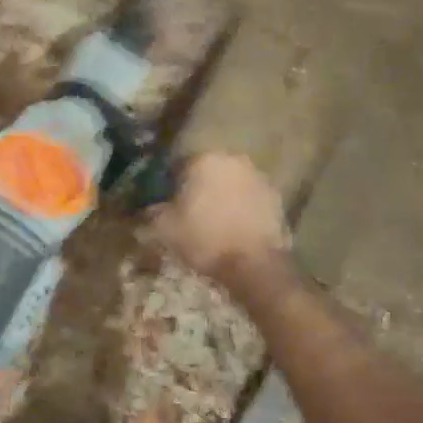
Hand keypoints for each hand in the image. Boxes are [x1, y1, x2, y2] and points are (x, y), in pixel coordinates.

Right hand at [150, 152, 289, 281]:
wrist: (253, 263)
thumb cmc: (205, 239)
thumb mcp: (165, 228)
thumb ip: (152, 211)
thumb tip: (146, 207)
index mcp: (204, 160)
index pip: (177, 166)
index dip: (168, 186)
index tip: (165, 204)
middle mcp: (233, 159)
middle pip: (207, 172)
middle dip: (197, 189)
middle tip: (188, 214)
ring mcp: (258, 176)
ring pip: (230, 184)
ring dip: (220, 197)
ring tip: (212, 223)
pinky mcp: (275, 196)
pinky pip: (248, 198)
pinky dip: (240, 208)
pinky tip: (233, 228)